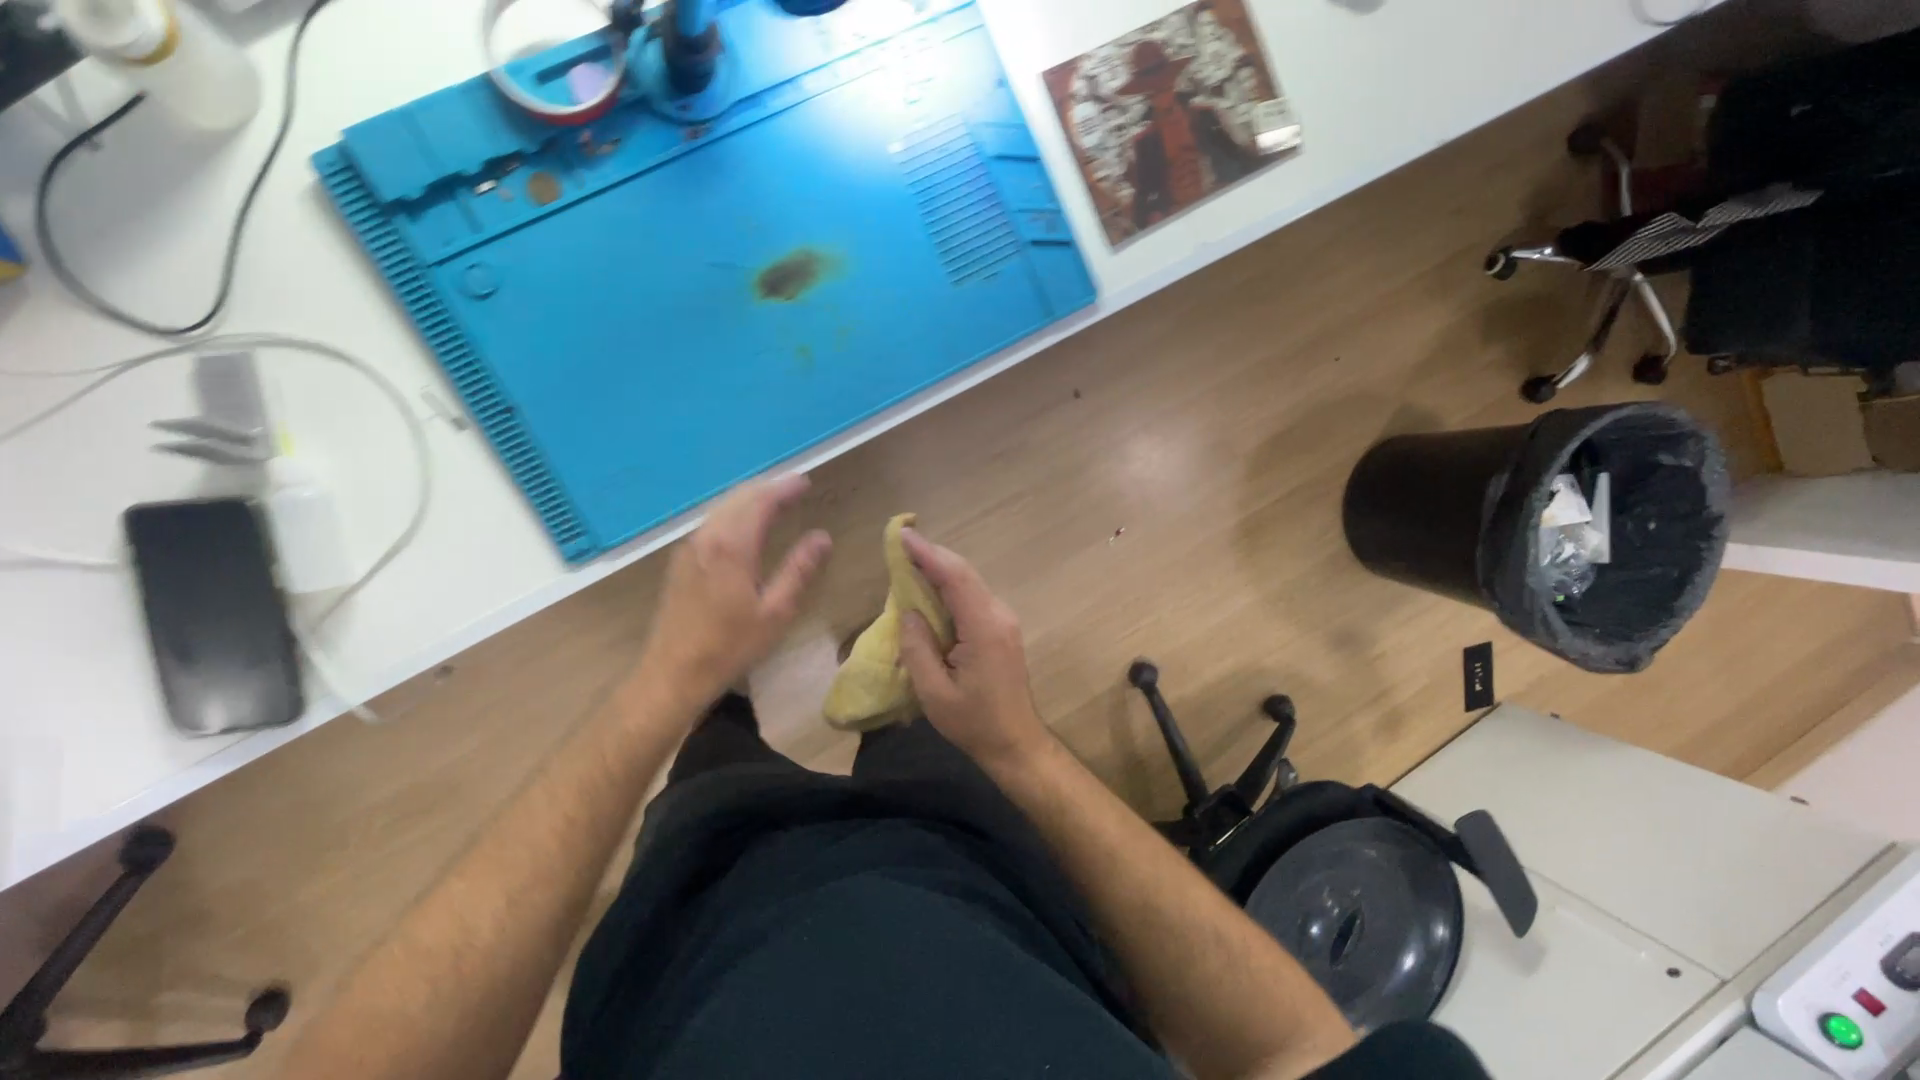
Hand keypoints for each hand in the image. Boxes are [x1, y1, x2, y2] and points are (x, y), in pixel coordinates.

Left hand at [638, 475, 831, 712]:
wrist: (673, 673)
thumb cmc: (730, 647)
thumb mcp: (775, 612)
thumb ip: (799, 570)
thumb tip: (822, 537)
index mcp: (732, 547)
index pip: (761, 502)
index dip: (784, 488)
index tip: (805, 481)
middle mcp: (707, 538)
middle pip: (738, 498)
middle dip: (767, 488)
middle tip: (794, 487)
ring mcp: (689, 548)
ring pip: (721, 508)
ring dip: (748, 499)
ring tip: (773, 501)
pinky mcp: (680, 562)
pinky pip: (711, 522)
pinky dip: (733, 513)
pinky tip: (743, 525)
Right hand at [897, 528, 1050, 767]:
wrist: (1015, 743)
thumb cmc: (973, 722)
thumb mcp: (933, 692)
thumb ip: (917, 648)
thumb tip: (908, 613)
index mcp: (983, 627)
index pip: (954, 578)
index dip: (928, 554)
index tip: (903, 535)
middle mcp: (998, 615)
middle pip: (964, 574)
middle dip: (932, 555)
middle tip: (901, 543)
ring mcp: (1004, 621)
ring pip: (969, 583)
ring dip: (941, 570)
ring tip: (909, 561)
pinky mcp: (1002, 629)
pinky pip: (973, 598)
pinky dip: (950, 588)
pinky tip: (930, 590)